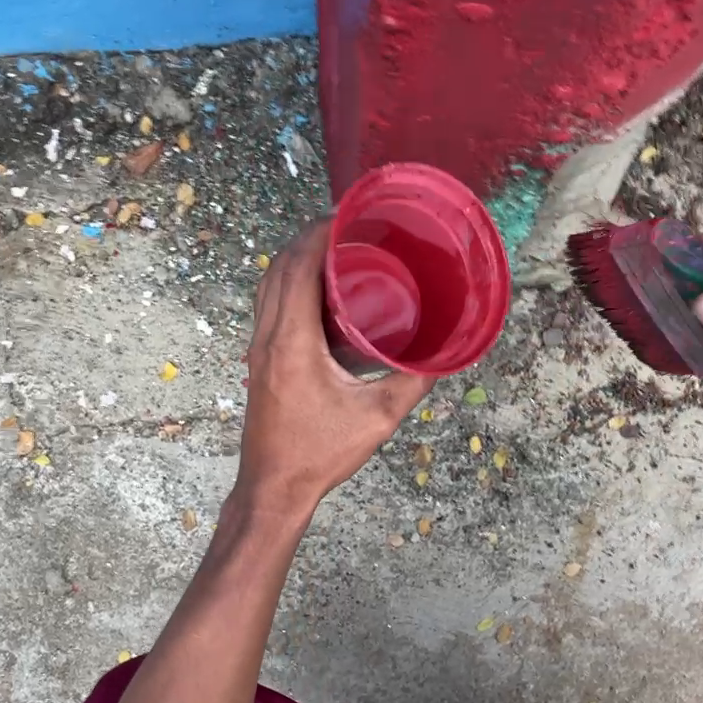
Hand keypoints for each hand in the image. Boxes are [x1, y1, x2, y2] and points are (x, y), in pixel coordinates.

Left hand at [234, 220, 434, 515]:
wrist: (274, 487)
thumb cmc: (320, 455)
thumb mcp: (378, 418)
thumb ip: (413, 384)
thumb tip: (445, 356)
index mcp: (293, 342)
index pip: (299, 267)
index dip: (320, 233)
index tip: (349, 215)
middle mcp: (268, 337)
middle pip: (279, 266)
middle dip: (309, 236)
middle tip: (348, 226)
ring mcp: (257, 349)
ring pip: (268, 284)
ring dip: (294, 258)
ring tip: (331, 249)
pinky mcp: (258, 361)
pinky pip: (267, 305)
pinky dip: (286, 283)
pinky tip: (315, 292)